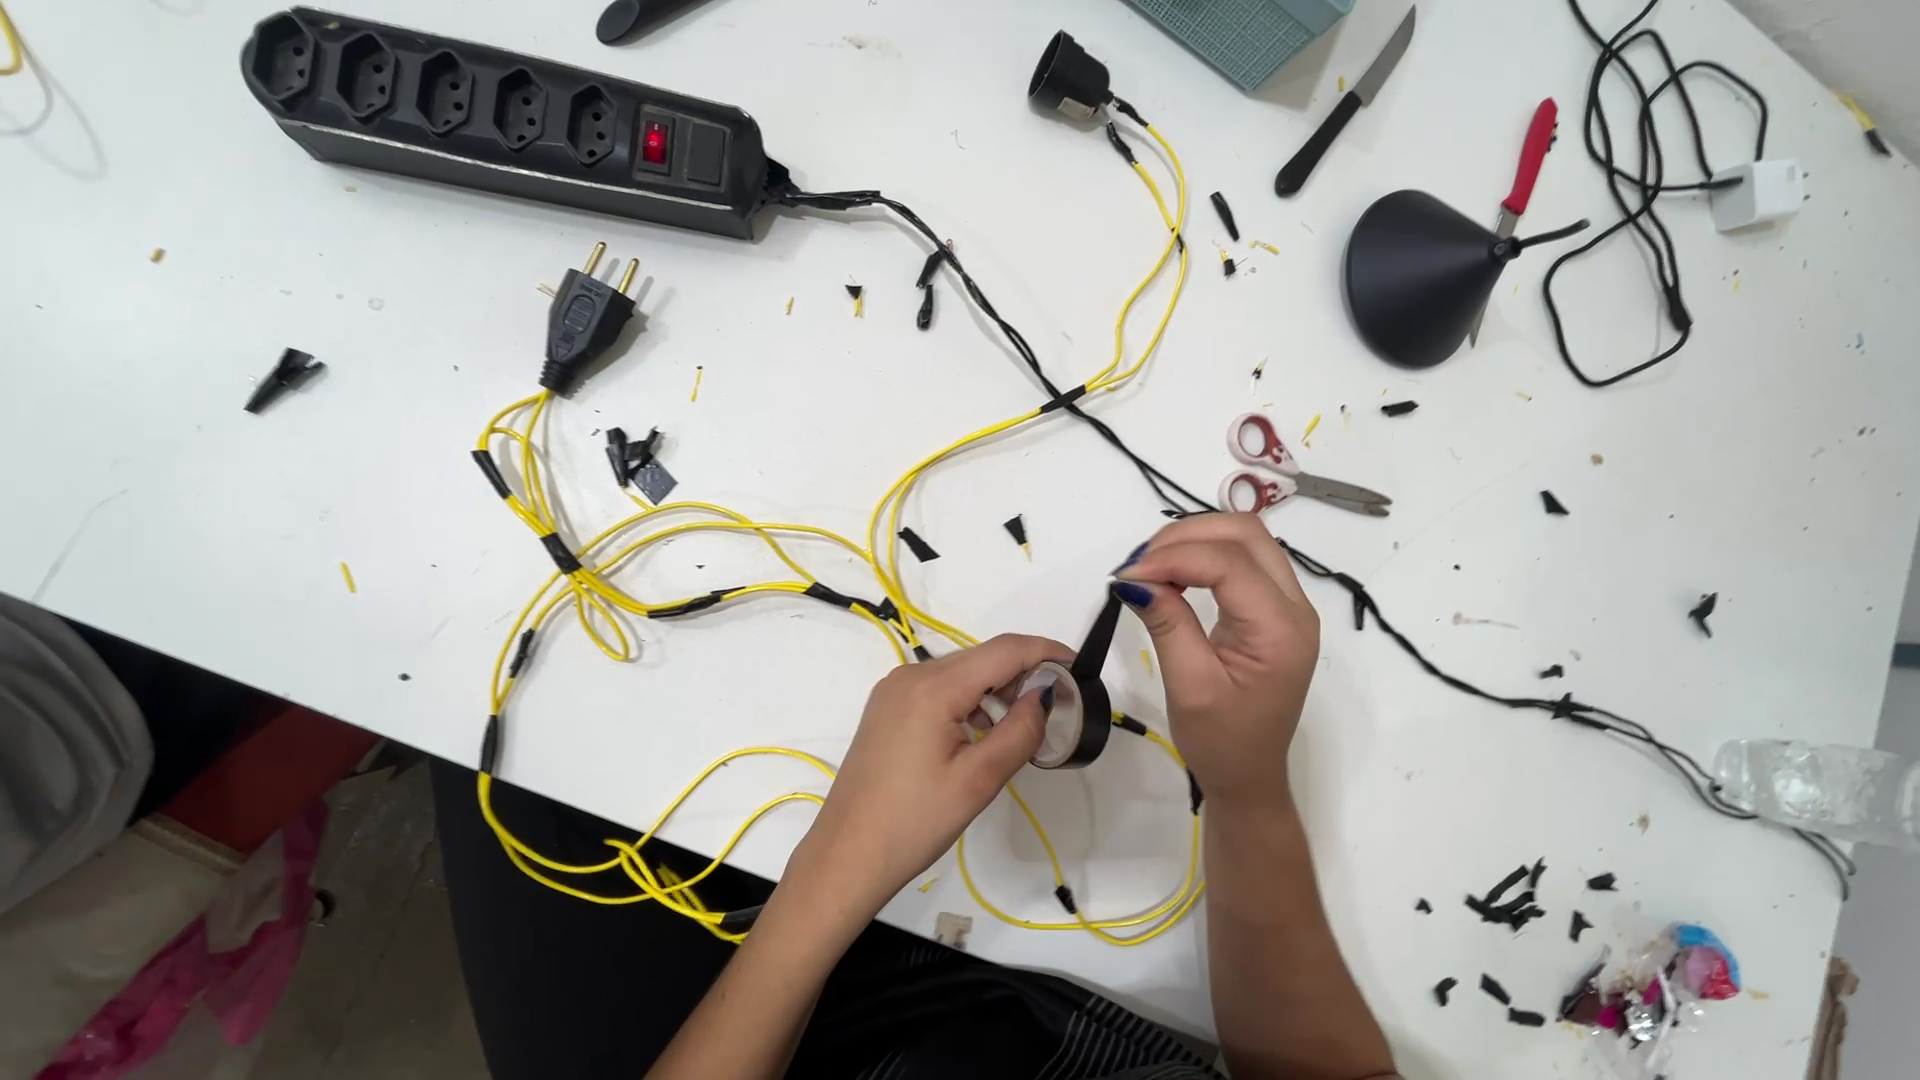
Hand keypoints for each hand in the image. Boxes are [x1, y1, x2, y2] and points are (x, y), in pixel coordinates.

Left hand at [788, 633, 1074, 916]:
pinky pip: (938, 689)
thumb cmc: (914, 822)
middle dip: (1023, 673)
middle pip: (981, 658)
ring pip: (960, 673)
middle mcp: (910, 676)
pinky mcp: (887, 708)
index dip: (1045, 651)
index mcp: (933, 688)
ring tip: (1021, 726)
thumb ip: (1019, 730)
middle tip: (1057, 704)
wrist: (847, 856)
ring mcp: (893, 691)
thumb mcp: (978, 780)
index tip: (1079, 667)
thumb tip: (1044, 695)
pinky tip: (982, 732)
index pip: (1003, 650)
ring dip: (995, 689)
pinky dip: (968, 701)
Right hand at [1112, 513, 1319, 811]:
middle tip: (1138, 565)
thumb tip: (1134, 578)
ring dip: (1194, 540)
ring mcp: (1287, 604)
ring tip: (1150, 567)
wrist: (1249, 775)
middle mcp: (1294, 607)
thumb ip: (1167, 624)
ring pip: (1245, 537)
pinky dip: (1202, 554)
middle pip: (1245, 533)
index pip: (1229, 563)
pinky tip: (1171, 573)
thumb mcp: (1189, 686)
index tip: (1125, 575)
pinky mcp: (1272, 607)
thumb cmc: (1221, 741)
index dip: (1173, 557)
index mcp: (1280, 630)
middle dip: (1185, 536)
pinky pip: (1242, 558)